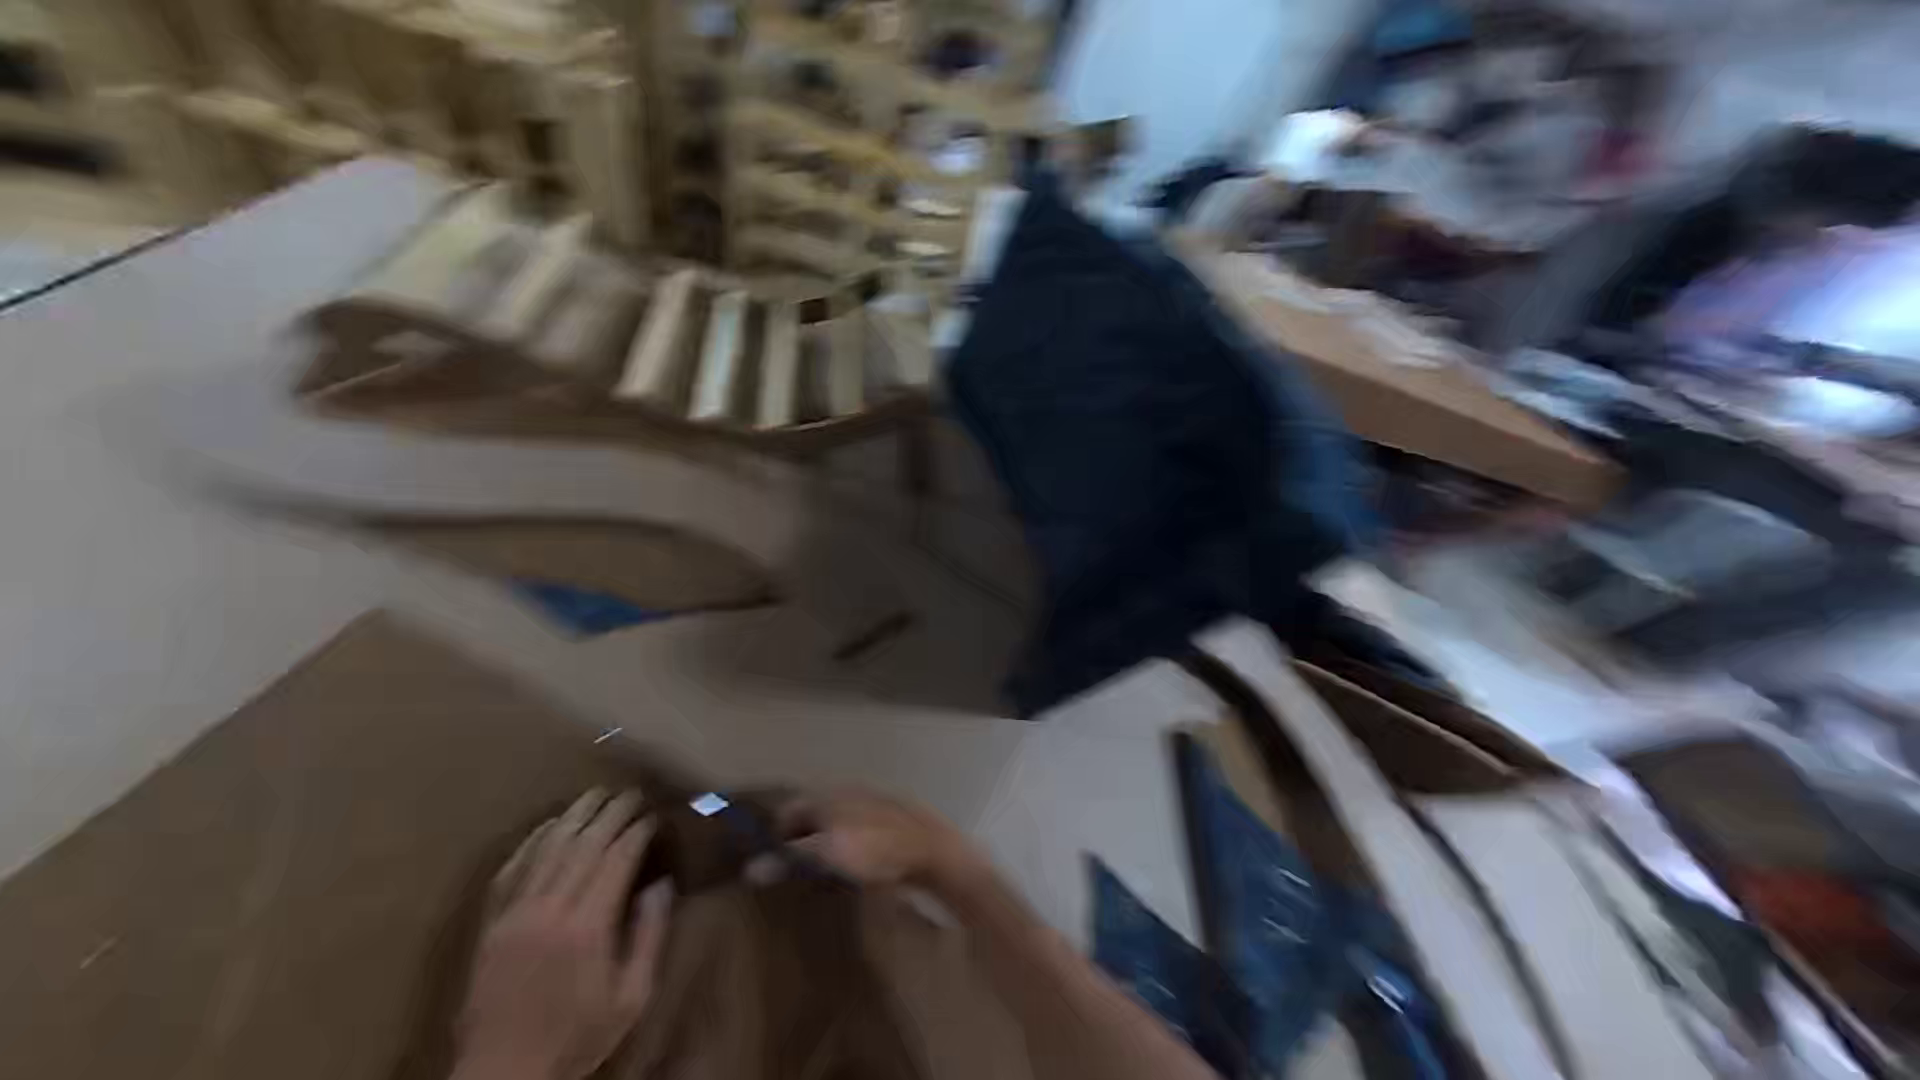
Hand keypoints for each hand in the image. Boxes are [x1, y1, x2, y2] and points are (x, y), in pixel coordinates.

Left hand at [453, 790, 672, 1079]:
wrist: (501, 1077)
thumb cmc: (576, 1037)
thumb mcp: (631, 998)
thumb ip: (649, 937)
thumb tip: (661, 884)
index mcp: (587, 926)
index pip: (617, 859)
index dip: (638, 831)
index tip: (654, 816)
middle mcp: (549, 910)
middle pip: (584, 844)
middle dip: (612, 813)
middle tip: (632, 793)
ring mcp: (514, 914)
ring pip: (547, 848)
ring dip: (575, 816)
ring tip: (596, 794)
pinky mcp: (490, 924)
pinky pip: (511, 869)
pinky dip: (532, 841)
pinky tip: (548, 824)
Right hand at [776, 788, 984, 891]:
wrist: (932, 850)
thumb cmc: (876, 848)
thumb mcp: (828, 853)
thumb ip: (790, 857)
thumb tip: (751, 869)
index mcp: (830, 796)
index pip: (789, 809)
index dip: (774, 836)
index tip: (769, 866)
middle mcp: (847, 796)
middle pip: (811, 819)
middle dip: (798, 843)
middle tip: (791, 875)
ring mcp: (870, 810)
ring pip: (834, 829)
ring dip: (822, 851)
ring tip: (818, 880)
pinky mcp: (888, 828)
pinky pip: (855, 840)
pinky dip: (845, 855)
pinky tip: (850, 876)